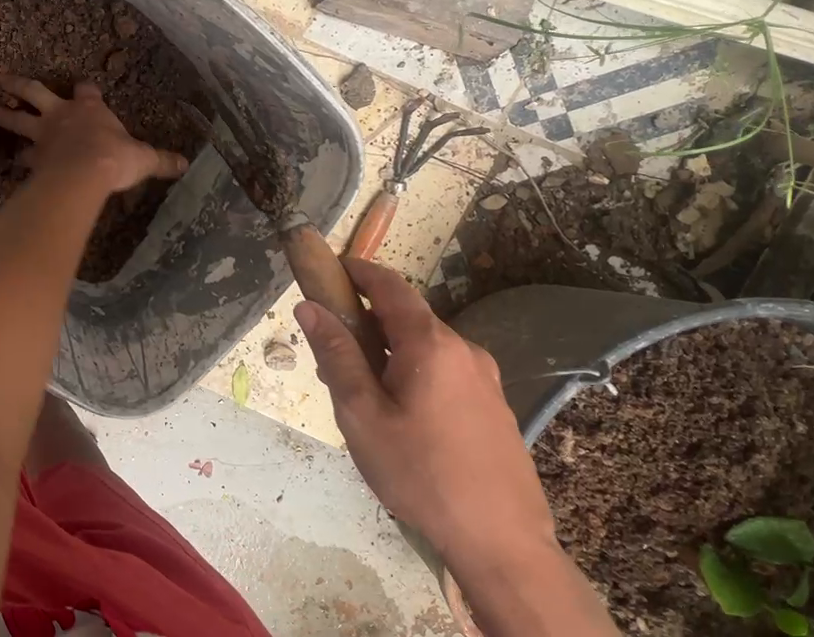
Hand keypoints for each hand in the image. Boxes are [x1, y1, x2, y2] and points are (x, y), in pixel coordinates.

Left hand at [0, 73, 189, 193]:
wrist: (84, 173)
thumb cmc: (115, 159)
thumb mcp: (144, 158)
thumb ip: (161, 160)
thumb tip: (185, 164)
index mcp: (90, 110)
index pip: (87, 91)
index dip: (85, 90)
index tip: (82, 87)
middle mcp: (62, 116)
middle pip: (35, 93)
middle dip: (19, 86)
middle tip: (1, 78)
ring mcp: (43, 135)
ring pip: (18, 119)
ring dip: (4, 114)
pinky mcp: (32, 157)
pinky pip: (20, 155)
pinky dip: (14, 157)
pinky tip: (7, 159)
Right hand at [295, 258, 554, 569]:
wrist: (502, 543)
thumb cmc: (420, 473)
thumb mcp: (361, 414)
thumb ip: (336, 355)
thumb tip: (310, 306)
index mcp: (430, 344)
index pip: (390, 285)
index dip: (357, 271)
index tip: (328, 270)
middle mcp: (464, 350)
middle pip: (407, 317)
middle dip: (366, 321)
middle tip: (330, 352)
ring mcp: (485, 380)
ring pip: (425, 348)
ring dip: (389, 352)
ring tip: (360, 393)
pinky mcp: (494, 408)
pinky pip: (445, 372)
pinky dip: (413, 373)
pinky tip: (399, 416)